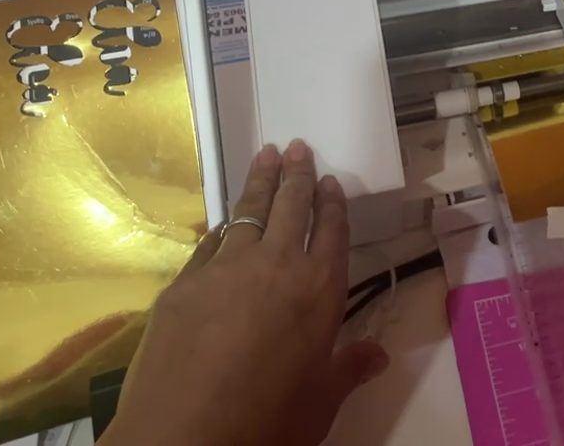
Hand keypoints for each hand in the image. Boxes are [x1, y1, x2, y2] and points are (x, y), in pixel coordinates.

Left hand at [100, 141, 388, 445]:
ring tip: (266, 154)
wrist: (183, 441)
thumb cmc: (267, 423)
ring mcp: (228, 267)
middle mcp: (278, 264)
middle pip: (292, 205)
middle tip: (298, 147)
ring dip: (261, 180)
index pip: (332, 229)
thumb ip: (349, 369)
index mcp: (319, 288)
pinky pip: (210, 241)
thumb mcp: (319, 403)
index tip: (329, 179)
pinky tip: (225, 219)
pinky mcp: (186, 282)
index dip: (332, 201)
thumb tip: (380, 356)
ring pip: (250, 210)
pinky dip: (223, 226)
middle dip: (297, 174)